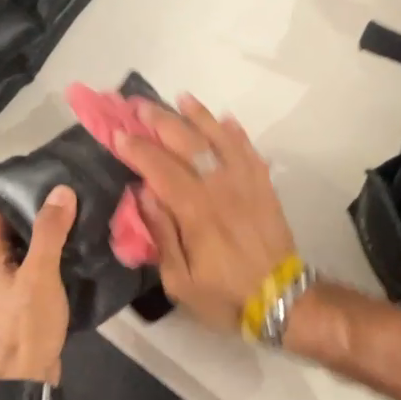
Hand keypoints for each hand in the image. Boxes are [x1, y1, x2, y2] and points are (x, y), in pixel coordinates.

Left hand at [0, 187, 75, 383]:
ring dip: (55, 235)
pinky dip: (62, 258)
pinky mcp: (34, 303)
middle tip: (75, 188)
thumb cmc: (25, 324)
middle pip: (19, 229)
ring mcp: (17, 288)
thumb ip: (49, 232)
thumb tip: (61, 190)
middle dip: (42, 210)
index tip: (46, 172)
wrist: (24, 380)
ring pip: (35, 251)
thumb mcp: (39, 273)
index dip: (17, 190)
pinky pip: (47, 271)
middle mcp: (0, 269)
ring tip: (86, 212)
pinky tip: (86, 250)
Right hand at [114, 96, 298, 332]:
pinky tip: (224, 120)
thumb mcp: (180, 281)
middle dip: (162, 122)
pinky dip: (234, 132)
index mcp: (196, 212)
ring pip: (220, 139)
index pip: (160, 169)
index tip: (118, 134)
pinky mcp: (264, 186)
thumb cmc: (224, 296)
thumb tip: (144, 194)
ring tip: (180, 99)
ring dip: (198, 116)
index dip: (137, 149)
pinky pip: (248, 150)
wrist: (282, 300)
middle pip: (189, 144)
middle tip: (139, 106)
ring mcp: (247, 183)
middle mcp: (221, 188)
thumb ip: (162, 234)